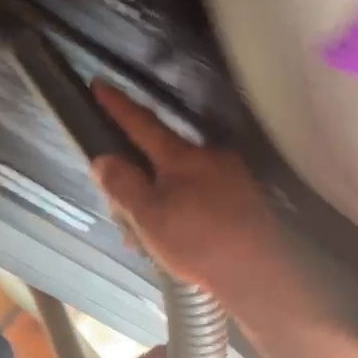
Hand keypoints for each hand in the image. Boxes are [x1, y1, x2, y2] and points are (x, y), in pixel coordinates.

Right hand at [91, 83, 287, 300]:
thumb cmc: (199, 241)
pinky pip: (197, 198)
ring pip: (177, 183)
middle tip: (120, 212)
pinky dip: (178, 214)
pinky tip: (172, 245)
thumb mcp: (149, 216)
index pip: (142, 123)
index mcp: (182, 156)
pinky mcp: (241, 201)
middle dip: (135, 180)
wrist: (259, 273)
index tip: (98, 84)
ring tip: (145, 242)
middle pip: (159, 159)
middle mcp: (209, 158)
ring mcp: (229, 179)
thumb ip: (123, 185)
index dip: (117, 106)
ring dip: (156, 205)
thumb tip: (103, 159)